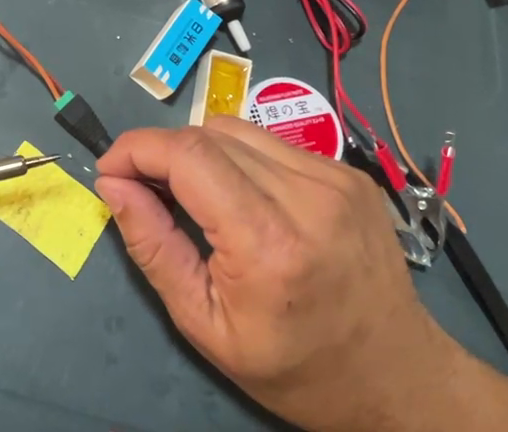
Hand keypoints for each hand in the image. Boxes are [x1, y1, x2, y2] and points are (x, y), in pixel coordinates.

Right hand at [96, 119, 507, 431]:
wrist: (397, 379)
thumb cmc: (294, 367)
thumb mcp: (204, 324)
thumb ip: (153, 246)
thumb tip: (113, 183)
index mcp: (268, 242)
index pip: (186, 155)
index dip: (136, 149)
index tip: (110, 170)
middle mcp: (307, 195)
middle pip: (206, 134)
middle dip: (161, 152)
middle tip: (146, 190)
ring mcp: (334, 177)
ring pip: (236, 128)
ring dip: (199, 150)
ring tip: (195, 195)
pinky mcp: (348, 173)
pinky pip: (270, 141)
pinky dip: (238, 157)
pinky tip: (241, 196)